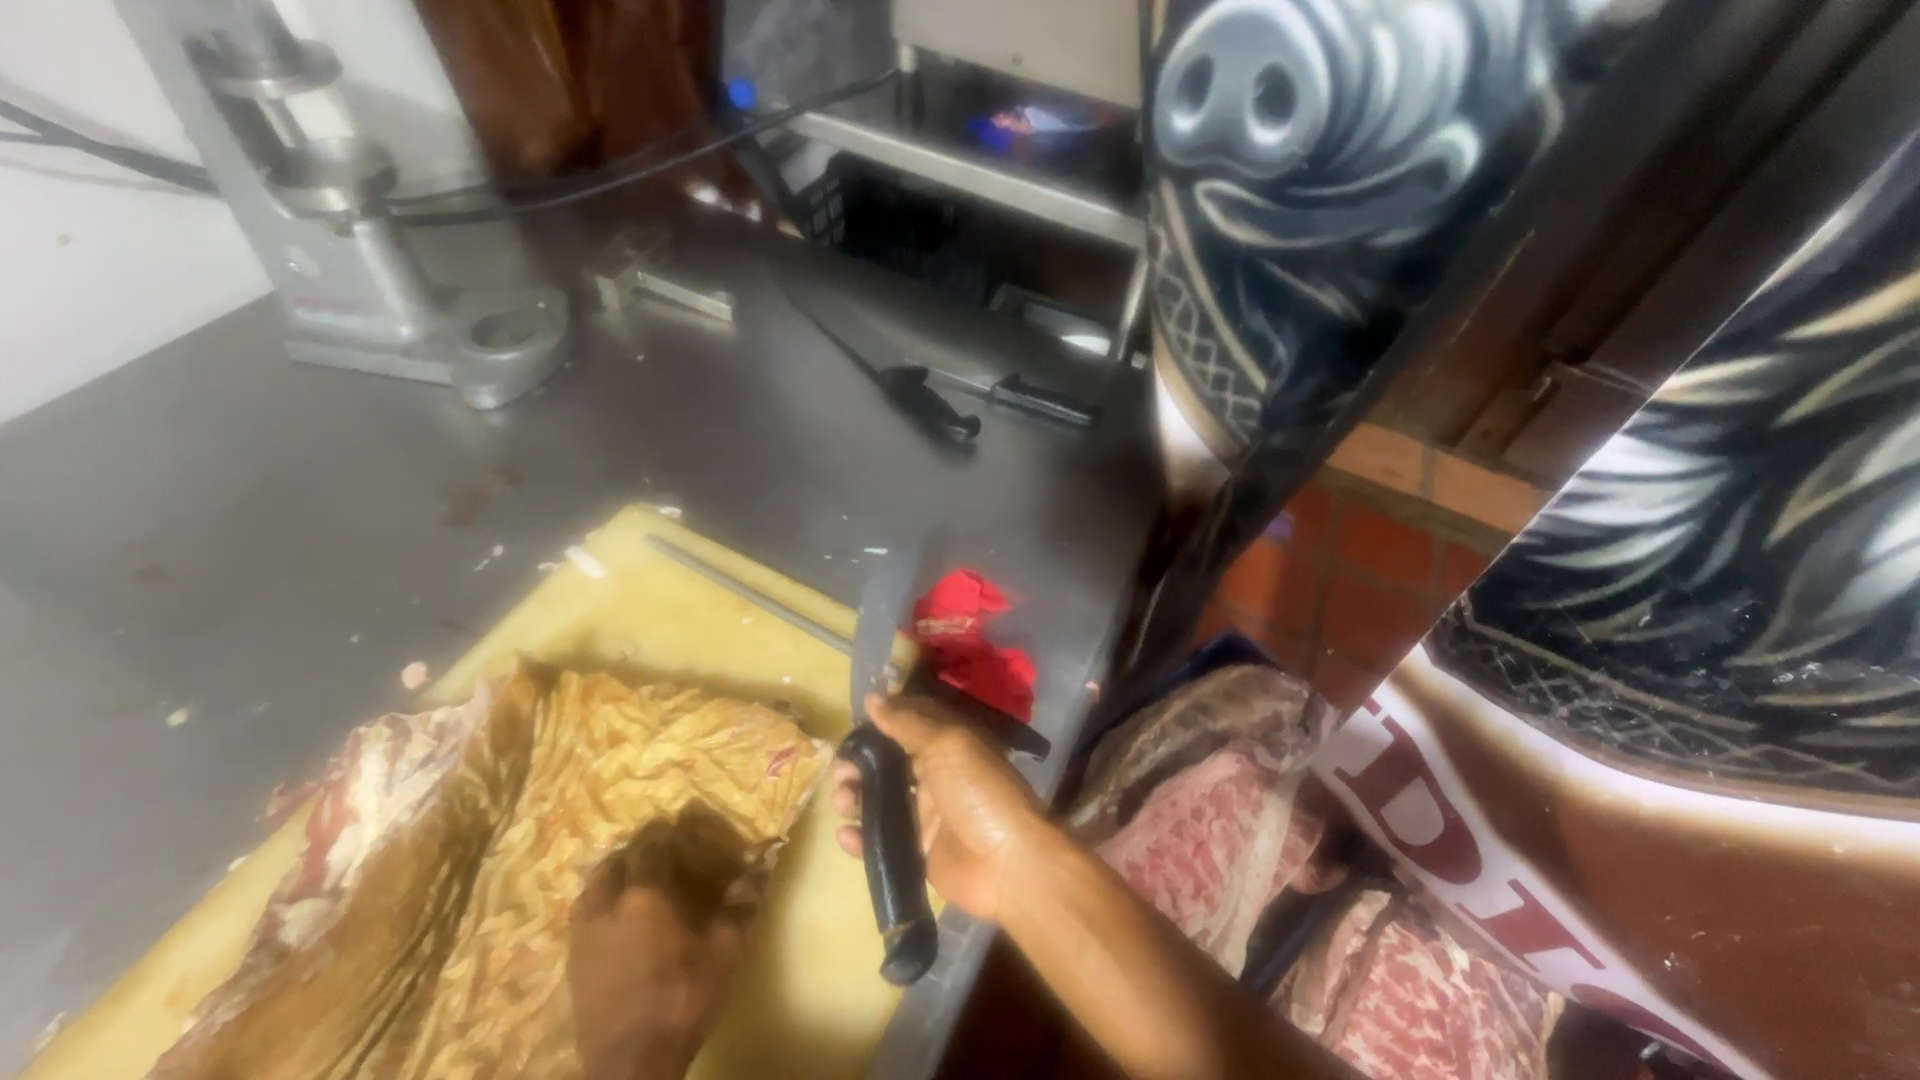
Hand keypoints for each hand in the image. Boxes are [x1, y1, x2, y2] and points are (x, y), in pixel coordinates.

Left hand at [568, 807, 770, 1079]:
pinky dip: (598, 905)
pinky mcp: (572, 963)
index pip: (650, 847)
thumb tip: (764, 863)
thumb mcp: (724, 952)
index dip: (664, 833)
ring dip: (611, 876)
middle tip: (656, 854)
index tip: (677, 827)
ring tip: (631, 882)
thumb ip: (742, 904)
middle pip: (614, 862)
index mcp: (645, 894)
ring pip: (592, 888)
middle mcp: (607, 904)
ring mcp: (583, 935)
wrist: (631, 1061)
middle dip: (634, 851)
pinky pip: (582, 916)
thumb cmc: (684, 998)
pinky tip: (614, 921)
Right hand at [832, 693, 1051, 920]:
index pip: (909, 724)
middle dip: (859, 764)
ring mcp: (927, 816)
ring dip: (855, 798)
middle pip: (888, 764)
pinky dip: (860, 839)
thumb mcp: (946, 744)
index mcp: (949, 744)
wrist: (1007, 863)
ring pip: (880, 801)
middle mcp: (937, 775)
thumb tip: (873, 697)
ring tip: (841, 801)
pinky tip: (846, 835)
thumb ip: (907, 722)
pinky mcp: (919, 852)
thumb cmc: (978, 792)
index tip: (851, 726)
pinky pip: (882, 841)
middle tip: (840, 771)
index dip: (880, 723)